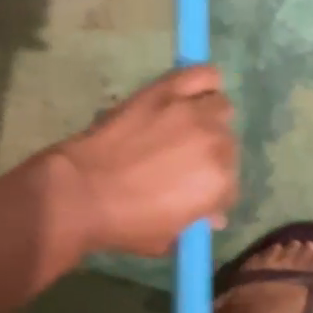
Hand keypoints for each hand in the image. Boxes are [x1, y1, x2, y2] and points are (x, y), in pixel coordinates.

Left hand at [43, 65, 237, 257]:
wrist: (82, 190)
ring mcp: (191, 111)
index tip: (195, 193)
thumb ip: (195, 219)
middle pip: (228, 143)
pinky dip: (207, 80)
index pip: (231, 184)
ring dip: (209, 119)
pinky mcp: (167, 90)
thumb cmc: (125, 222)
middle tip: (186, 161)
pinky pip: (204, 75)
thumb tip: (211, 212)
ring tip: (187, 127)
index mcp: (219, 183)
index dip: (212, 191)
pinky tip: (196, 92)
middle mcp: (215, 143)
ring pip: (220, 106)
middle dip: (211, 155)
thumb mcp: (169, 237)